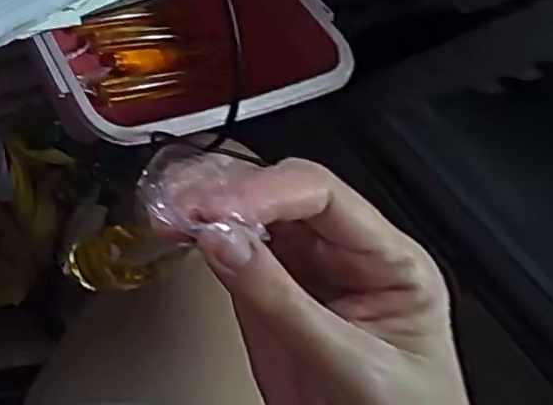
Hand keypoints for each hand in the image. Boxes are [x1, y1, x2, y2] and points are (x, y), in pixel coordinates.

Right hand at [179, 159, 467, 404]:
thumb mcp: (350, 367)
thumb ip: (283, 301)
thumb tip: (219, 238)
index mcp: (385, 256)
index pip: (319, 193)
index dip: (263, 191)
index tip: (216, 209)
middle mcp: (336, 242)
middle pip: (270, 184)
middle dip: (219, 190)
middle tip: (180, 208)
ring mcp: (293, 252)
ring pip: (236, 194)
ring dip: (195, 196)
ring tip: (166, 212)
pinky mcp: (254, 266)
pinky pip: (217, 227)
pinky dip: (188, 220)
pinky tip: (170, 223)